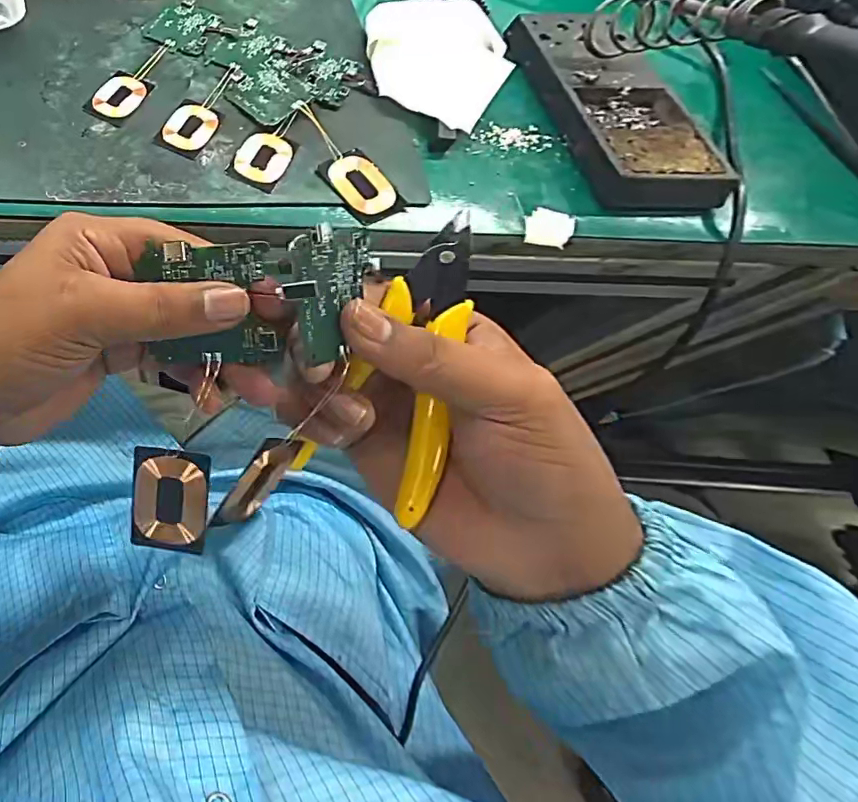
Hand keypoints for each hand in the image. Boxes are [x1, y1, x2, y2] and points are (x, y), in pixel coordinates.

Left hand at [0, 214, 254, 457]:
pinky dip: (190, 371)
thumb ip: (162, 307)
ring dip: (216, 353)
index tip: (272, 296)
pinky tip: (217, 393)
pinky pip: (162, 355)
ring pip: (178, 326)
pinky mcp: (111, 352)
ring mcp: (112, 314)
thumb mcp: (86, 315)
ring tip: (259, 385)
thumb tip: (237, 297)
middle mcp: (108, 270)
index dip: (223, 271)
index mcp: (95, 241)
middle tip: (277, 347)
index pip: (173, 246)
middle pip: (183, 288)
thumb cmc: (14, 340)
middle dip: (228, 319)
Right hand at [326, 299, 641, 601]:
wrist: (546, 555)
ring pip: (316, 372)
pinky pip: (316, 415)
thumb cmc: (546, 460)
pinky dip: (311, 419)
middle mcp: (399, 360)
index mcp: (442, 333)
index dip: (342, 302)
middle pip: (334, 332)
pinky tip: (338, 435)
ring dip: (315, 388)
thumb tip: (354, 315)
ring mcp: (375, 400)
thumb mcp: (506, 395)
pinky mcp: (357, 440)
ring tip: (353, 420)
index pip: (381, 300)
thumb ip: (432, 356)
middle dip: (316, 346)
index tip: (319, 319)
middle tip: (321, 373)